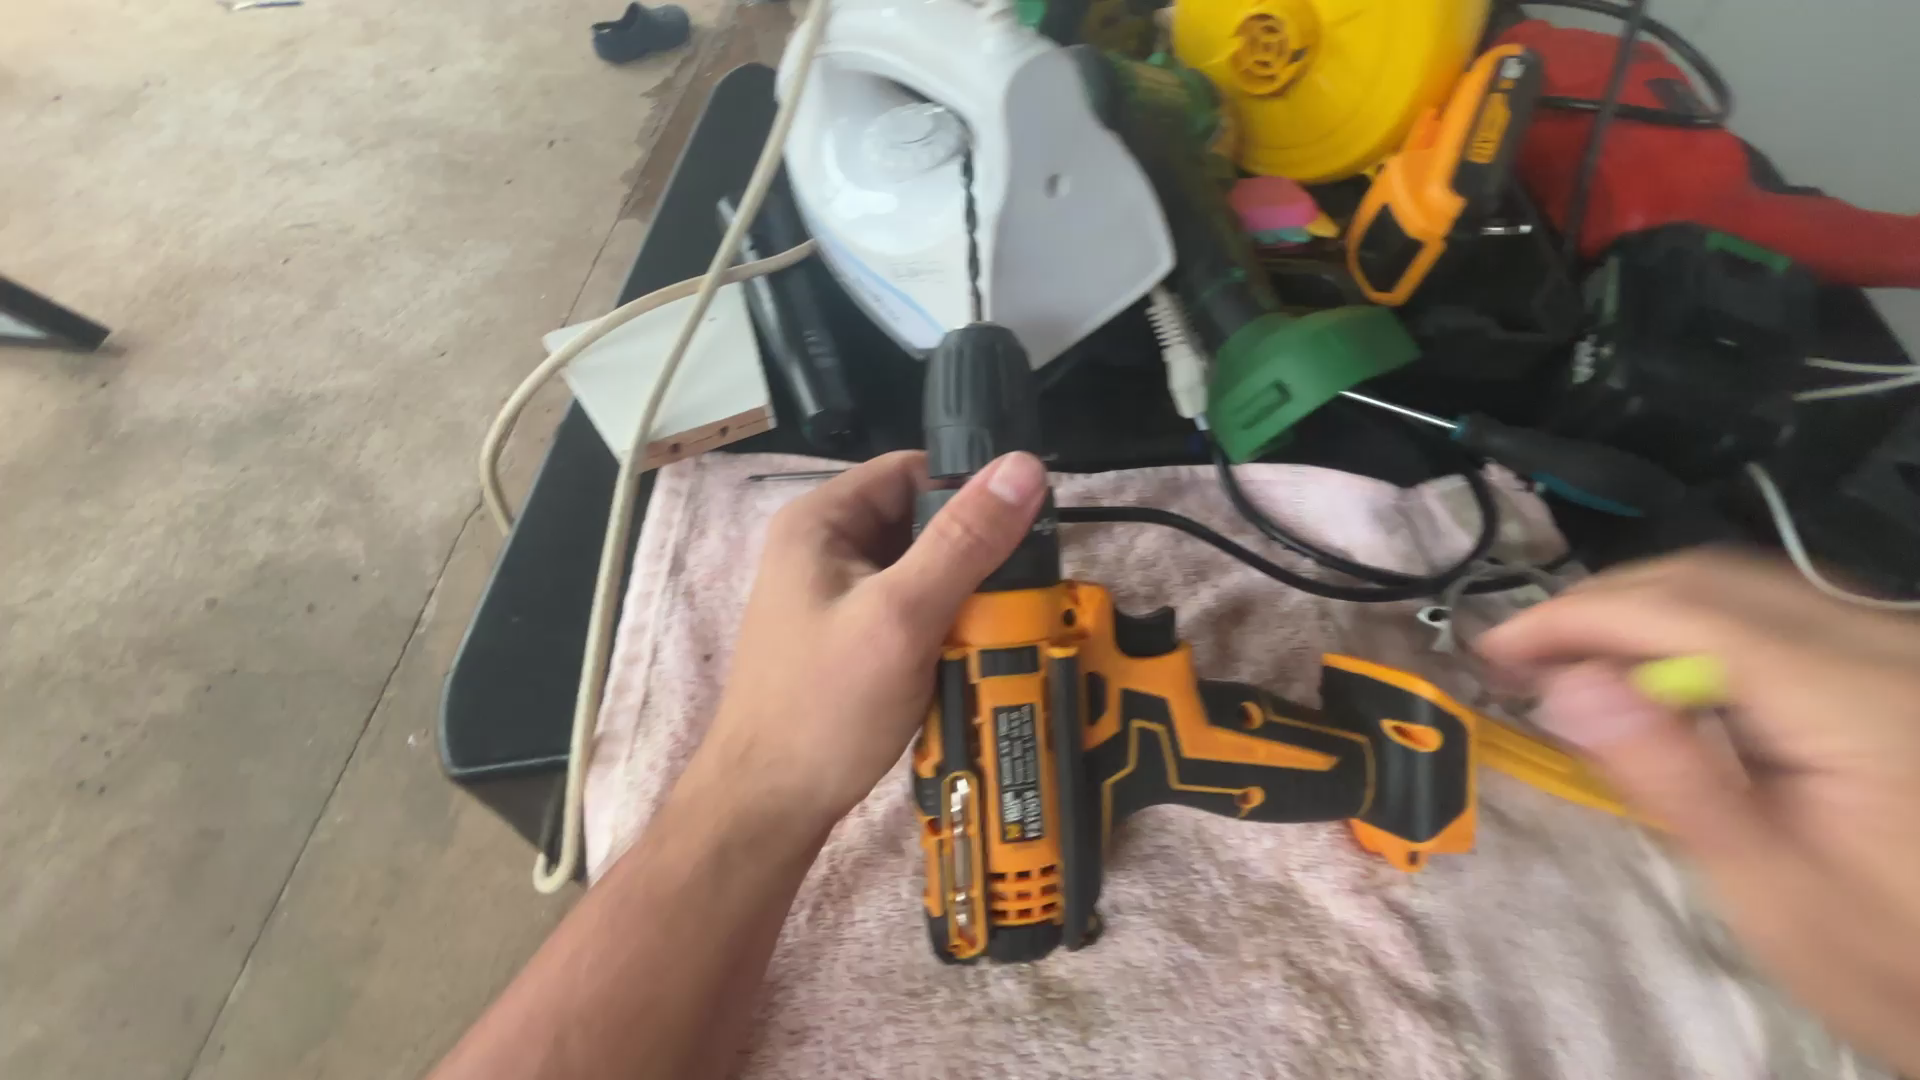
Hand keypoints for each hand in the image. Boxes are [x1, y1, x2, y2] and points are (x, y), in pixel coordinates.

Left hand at [689, 449, 1048, 834]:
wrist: (771, 806)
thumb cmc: (828, 706)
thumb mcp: (903, 615)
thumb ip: (965, 540)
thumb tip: (1023, 466)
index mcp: (822, 520)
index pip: (911, 471)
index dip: (969, 489)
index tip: (1026, 523)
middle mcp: (824, 547)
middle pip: (917, 519)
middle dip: (972, 546)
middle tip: (1025, 579)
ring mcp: (834, 594)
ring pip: (919, 566)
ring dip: (962, 586)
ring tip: (1006, 614)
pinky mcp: (848, 634)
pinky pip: (909, 605)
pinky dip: (943, 618)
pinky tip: (972, 644)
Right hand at [1479, 550, 1919, 1072]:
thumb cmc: (1881, 949)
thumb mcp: (1769, 887)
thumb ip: (1670, 777)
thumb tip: (1568, 684)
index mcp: (1864, 702)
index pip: (1681, 612)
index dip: (1570, 617)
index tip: (1494, 650)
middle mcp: (1891, 648)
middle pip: (1701, 580)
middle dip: (1590, 609)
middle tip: (1520, 658)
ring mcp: (1895, 645)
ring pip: (1726, 581)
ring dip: (1627, 611)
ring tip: (1566, 662)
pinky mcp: (1887, 657)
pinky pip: (1760, 604)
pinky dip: (1677, 621)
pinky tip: (1643, 669)